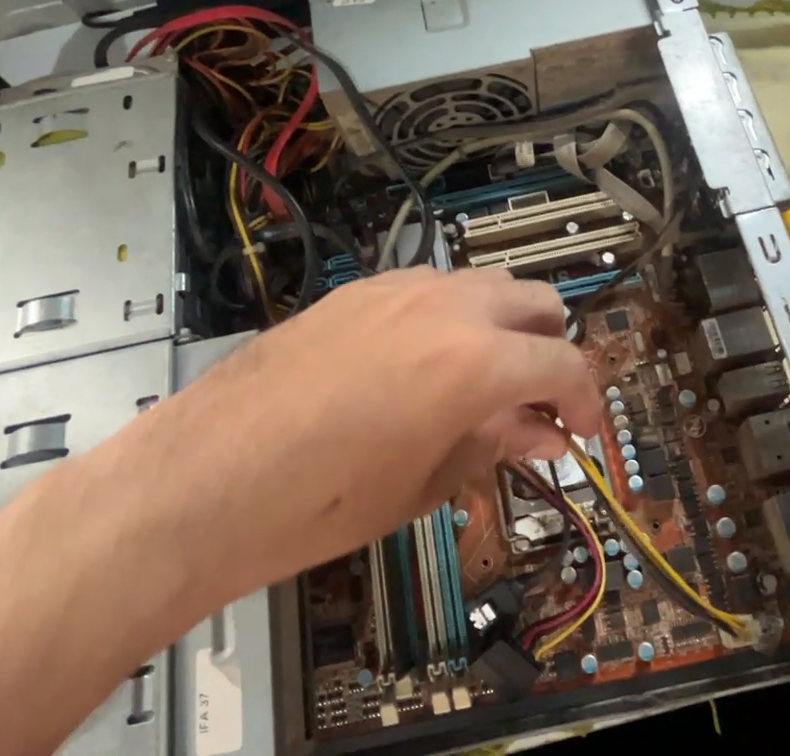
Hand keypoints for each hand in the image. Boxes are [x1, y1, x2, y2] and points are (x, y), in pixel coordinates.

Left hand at [103, 266, 603, 610]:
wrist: (203, 480)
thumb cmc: (318, 503)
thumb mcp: (424, 483)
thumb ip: (492, 443)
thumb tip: (538, 432)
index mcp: (473, 359)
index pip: (563, 364)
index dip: (587, 400)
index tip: (582, 429)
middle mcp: (443, 306)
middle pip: (535, 301)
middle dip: (549, 350)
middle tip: (535, 404)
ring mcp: (394, 290)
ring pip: (481, 286)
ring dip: (501, 328)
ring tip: (480, 388)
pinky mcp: (353, 292)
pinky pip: (428, 291)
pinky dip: (450, 320)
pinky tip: (422, 370)